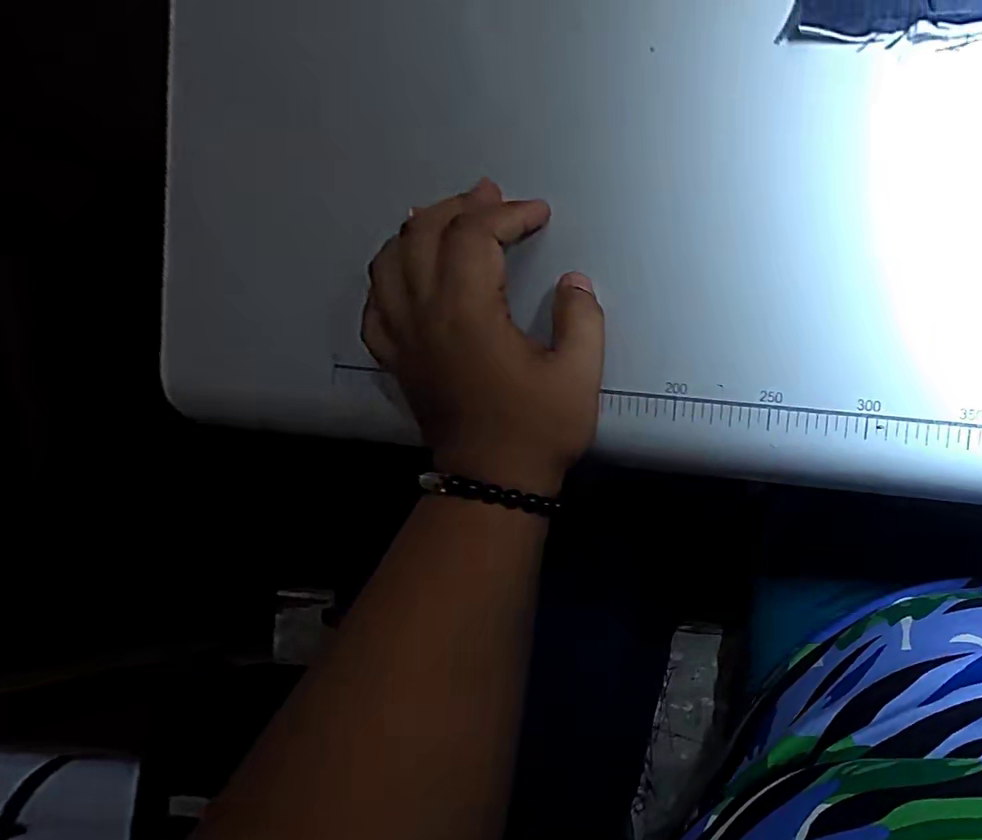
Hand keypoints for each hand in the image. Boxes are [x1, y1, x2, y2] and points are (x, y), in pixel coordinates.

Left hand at [362, 179, 604, 494]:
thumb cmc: (540, 427)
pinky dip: (390, 271)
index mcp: (467, 311)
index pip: (475, 238)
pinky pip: (376, 298)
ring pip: (390, 259)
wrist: (495, 477)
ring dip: (419, 228)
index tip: (539, 213)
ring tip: (444, 217)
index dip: (507, 216)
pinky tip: (406, 271)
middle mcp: (423, 311)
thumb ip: (581, 322)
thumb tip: (575, 282)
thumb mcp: (578, 376)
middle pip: (424, 235)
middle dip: (460, 207)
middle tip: (492, 195)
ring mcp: (402, 334)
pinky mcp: (397, 356)